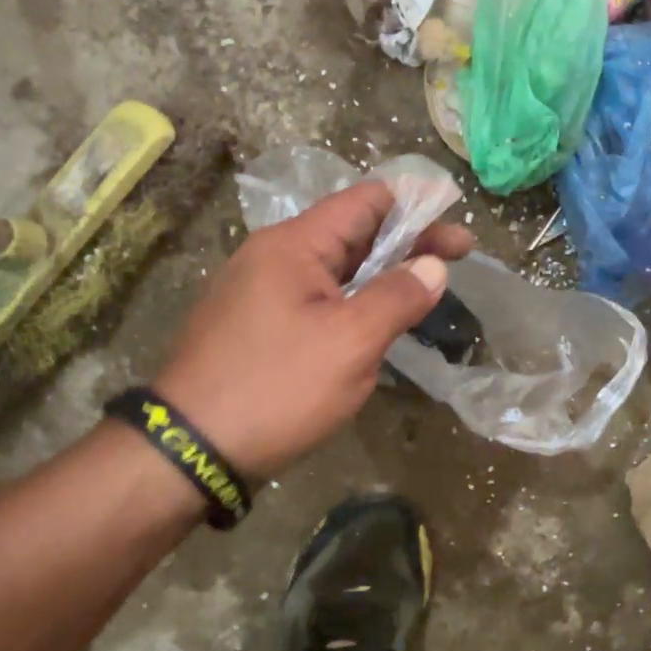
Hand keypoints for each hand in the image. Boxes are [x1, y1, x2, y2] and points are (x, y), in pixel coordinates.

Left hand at [153, 181, 472, 479]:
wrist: (191, 450)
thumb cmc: (277, 387)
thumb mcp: (351, 342)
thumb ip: (398, 297)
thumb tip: (433, 265)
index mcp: (294, 246)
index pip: (365, 201)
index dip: (417, 205)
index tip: (458, 220)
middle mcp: (274, 257)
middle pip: (353, 232)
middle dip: (408, 240)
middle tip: (459, 256)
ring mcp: (262, 292)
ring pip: (337, 268)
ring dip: (383, 271)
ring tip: (428, 284)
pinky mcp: (259, 326)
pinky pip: (319, 297)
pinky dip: (357, 298)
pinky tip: (379, 318)